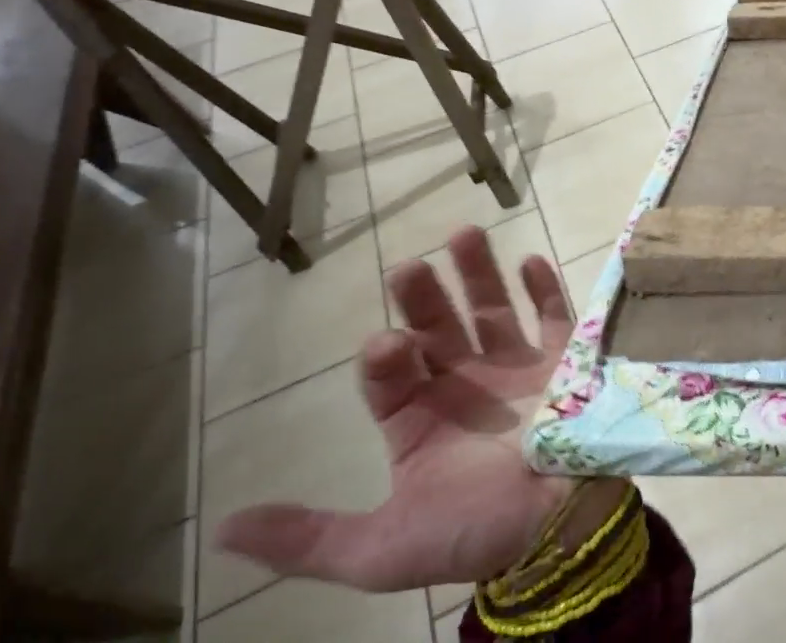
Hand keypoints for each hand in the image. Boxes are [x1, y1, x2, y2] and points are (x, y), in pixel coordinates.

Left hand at [216, 225, 576, 590]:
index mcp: (422, 420)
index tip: (387, 344)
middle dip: (422, 296)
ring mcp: (518, 370)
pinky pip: (554, 318)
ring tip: (463, 234)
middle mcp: (467, 385)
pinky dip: (544, 289)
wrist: (559, 534)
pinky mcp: (564, 364)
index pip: (390, 373)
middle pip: (438, 327)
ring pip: (493, 310)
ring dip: (478, 274)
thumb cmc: (474, 533)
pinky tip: (529, 261)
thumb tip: (221, 532)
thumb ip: (309, 538)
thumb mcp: (379, 551)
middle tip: (408, 267)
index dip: (383, 354)